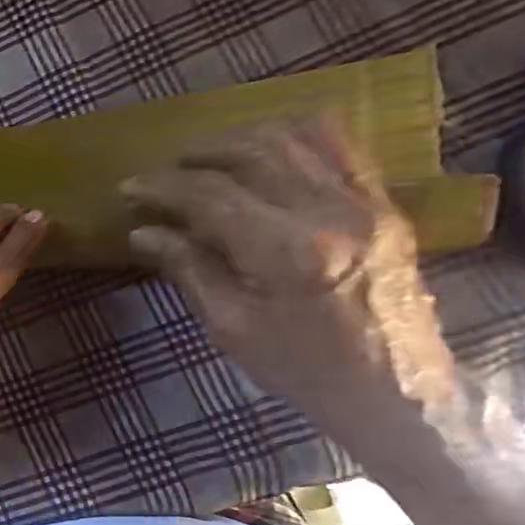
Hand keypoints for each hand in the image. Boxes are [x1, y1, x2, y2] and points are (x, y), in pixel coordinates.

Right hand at [121, 115, 465, 467]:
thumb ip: (189, 269)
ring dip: (239, 139)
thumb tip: (143, 232)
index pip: (212, 196)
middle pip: (252, 154)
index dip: (163, 186)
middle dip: (196, 157)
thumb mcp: (231, 327)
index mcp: (288, 253)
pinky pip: (338, 143)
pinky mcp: (383, 201)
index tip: (129, 188)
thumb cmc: (302, 368)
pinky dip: (291, 135)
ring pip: (295, 136)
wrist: (395, 388)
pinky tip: (261, 151)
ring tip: (205, 159)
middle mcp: (331, 212)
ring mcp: (365, 201)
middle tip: (162, 173)